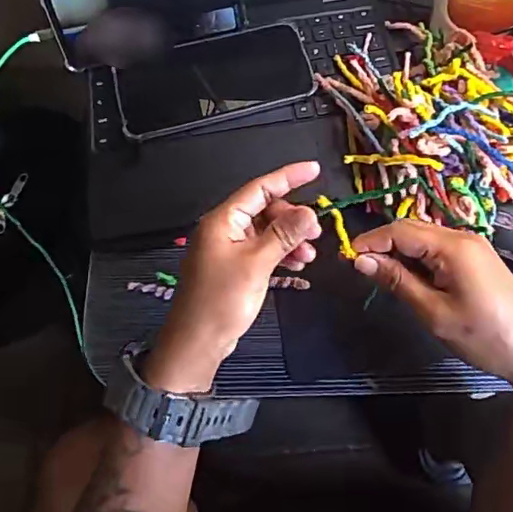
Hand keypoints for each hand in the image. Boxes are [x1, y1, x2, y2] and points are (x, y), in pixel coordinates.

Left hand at [147, 162, 322, 392]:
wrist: (196, 342)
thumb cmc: (221, 300)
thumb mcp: (257, 264)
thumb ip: (283, 234)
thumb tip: (308, 212)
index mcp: (223, 219)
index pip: (260, 188)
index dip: (288, 177)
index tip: (314, 169)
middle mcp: (224, 227)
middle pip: (265, 209)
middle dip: (292, 217)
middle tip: (316, 233)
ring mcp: (228, 247)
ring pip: (266, 230)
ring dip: (290, 237)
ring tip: (309, 254)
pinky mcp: (233, 265)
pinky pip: (262, 248)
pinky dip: (280, 252)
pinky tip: (297, 263)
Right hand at [351, 220, 512, 394]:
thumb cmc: (485, 337)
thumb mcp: (434, 313)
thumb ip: (397, 281)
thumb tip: (361, 260)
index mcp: (453, 245)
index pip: (400, 230)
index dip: (371, 241)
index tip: (347, 257)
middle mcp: (463, 237)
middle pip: (412, 229)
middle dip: (383, 244)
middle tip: (358, 267)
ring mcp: (473, 247)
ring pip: (425, 238)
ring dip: (400, 251)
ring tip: (379, 274)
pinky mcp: (478, 259)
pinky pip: (439, 248)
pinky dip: (418, 258)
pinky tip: (409, 277)